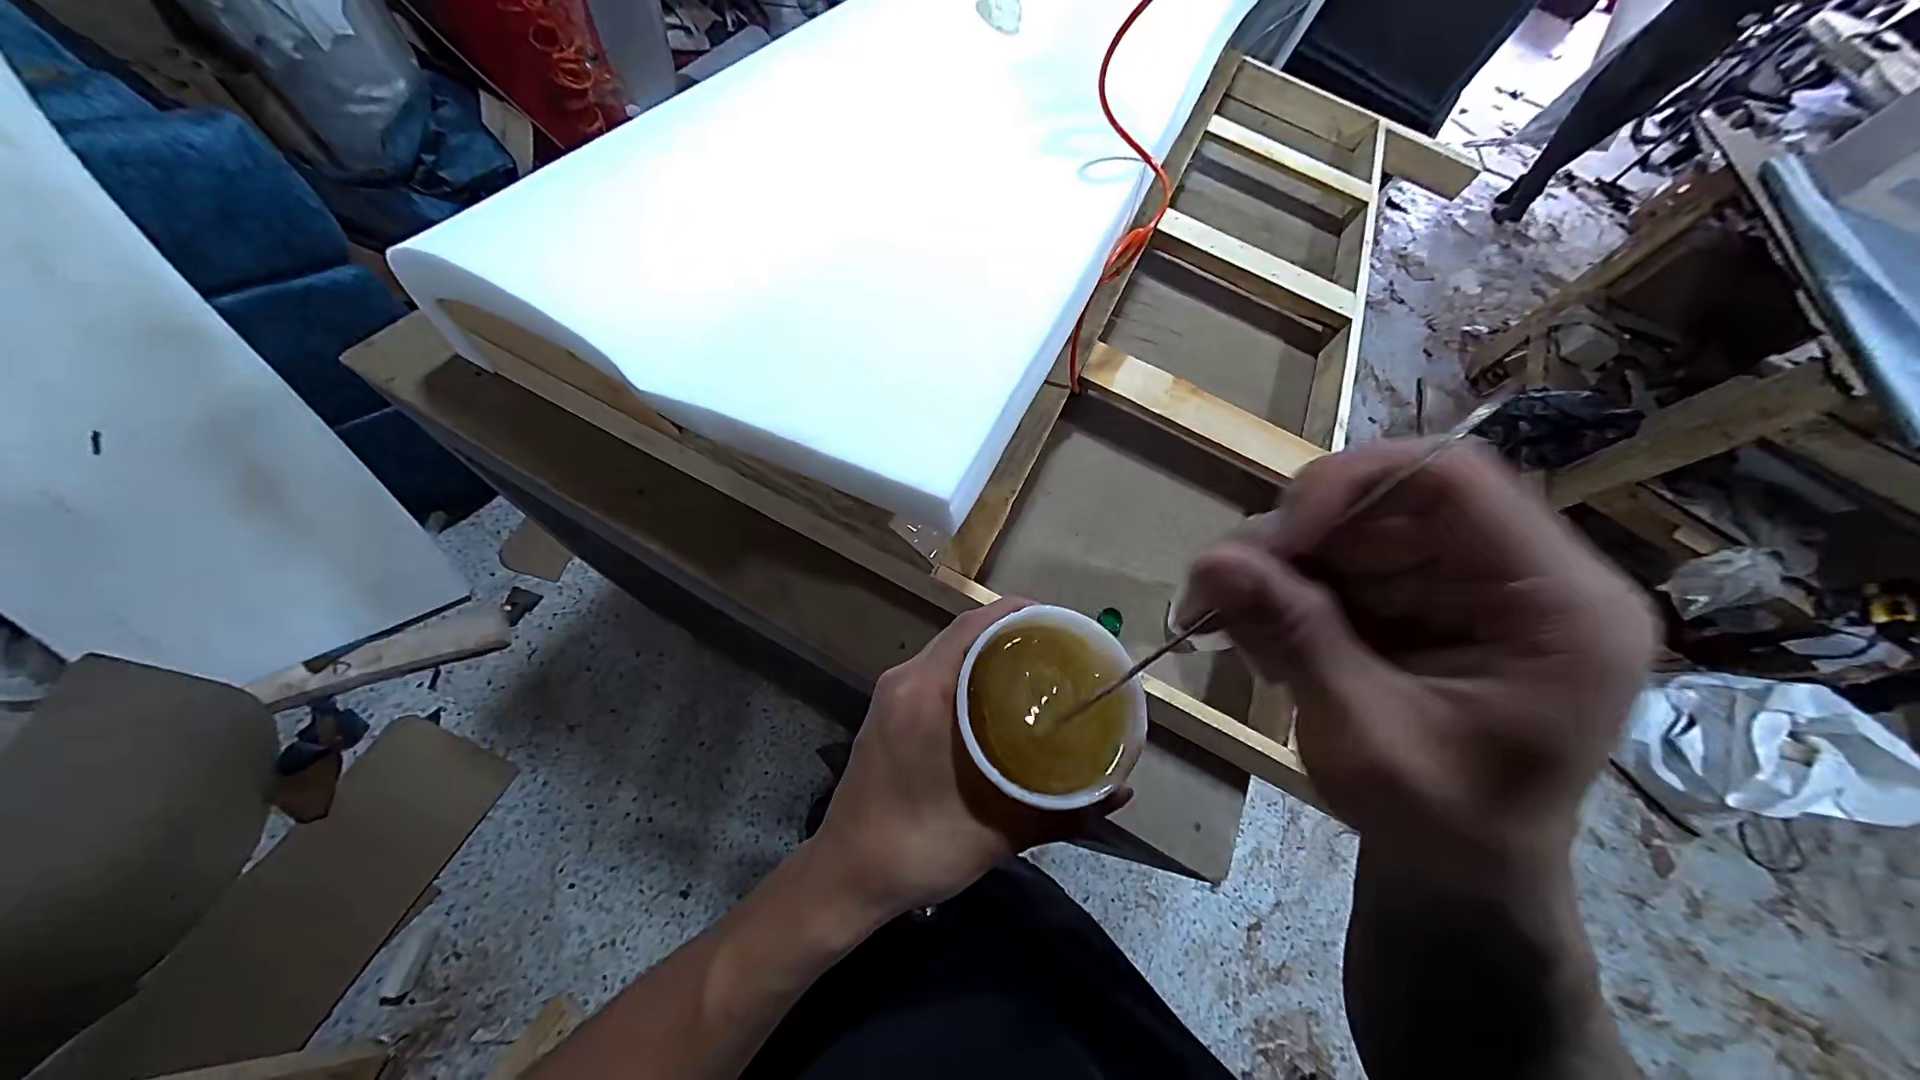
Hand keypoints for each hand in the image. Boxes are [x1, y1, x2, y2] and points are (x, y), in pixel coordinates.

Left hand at [807, 598, 1129, 918]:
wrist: (848, 876)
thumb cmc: (920, 849)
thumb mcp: (999, 832)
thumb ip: (1063, 811)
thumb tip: (1121, 793)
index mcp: (924, 692)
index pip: (974, 626)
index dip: (1020, 614)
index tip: (1062, 625)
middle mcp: (904, 681)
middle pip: (963, 634)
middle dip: (1012, 633)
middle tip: (1060, 650)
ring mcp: (890, 695)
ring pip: (948, 653)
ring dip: (989, 653)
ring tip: (1036, 670)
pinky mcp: (886, 712)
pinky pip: (934, 673)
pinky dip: (967, 673)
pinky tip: (997, 698)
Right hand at [1181, 440, 1654, 884]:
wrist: (1459, 870)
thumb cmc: (1440, 822)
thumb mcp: (1364, 734)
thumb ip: (1296, 638)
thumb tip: (1212, 560)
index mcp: (1555, 601)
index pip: (1450, 478)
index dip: (1348, 486)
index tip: (1274, 541)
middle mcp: (1510, 570)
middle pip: (1379, 503)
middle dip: (1287, 544)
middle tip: (1213, 594)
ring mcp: (1457, 580)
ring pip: (1342, 530)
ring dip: (1271, 571)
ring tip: (1226, 629)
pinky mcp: (1414, 596)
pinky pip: (1332, 564)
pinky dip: (1280, 593)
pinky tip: (1259, 642)